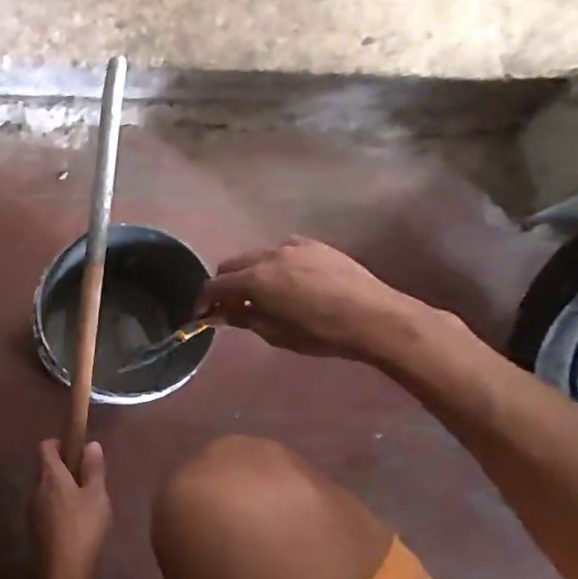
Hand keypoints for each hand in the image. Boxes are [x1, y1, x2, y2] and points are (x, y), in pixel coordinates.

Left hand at [30, 439, 111, 578]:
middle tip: (88, 480)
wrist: (64, 571)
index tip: (76, 449)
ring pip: (46, 491)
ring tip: (86, 504)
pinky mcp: (35, 529)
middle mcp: (35, 489)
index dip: (59, 443)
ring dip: (62, 491)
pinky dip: (59, 509)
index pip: (45, 447)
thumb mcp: (97, 495)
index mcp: (50, 476)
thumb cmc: (84, 527)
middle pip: (46, 469)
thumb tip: (91, 444)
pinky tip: (76, 524)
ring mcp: (32, 510)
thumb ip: (93, 468)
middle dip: (64, 469)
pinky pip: (46, 509)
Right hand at [200, 237, 431, 361]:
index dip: (204, 301)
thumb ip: (244, 318)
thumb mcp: (276, 333)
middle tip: (230, 307)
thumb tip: (222, 314)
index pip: (215, 285)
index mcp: (255, 279)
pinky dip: (274, 265)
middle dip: (225, 285)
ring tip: (260, 295)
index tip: (203, 315)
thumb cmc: (321, 334)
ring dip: (249, 273)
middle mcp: (269, 255)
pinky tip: (287, 282)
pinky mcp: (315, 245)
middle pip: (232, 265)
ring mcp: (293, 245)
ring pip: (257, 256)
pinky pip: (282, 251)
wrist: (374, 318)